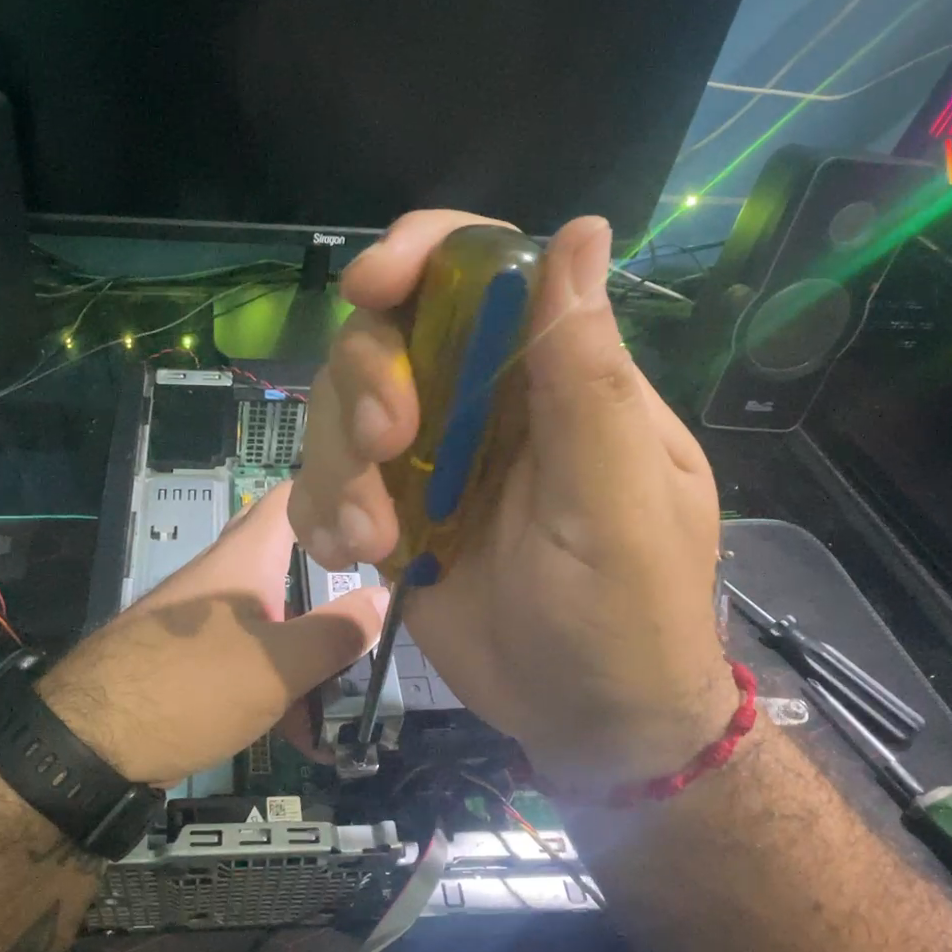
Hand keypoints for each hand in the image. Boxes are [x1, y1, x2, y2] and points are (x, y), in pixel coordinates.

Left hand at [38, 482, 387, 785]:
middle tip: (376, 621)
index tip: (385, 522)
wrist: (89, 744)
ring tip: (345, 708)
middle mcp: (223, 579)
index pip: (293, 498)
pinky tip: (304, 738)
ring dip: (312, 659)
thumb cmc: (192, 687)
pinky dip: (279, 688)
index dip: (338, 499)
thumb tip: (387, 594)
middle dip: (336, 596)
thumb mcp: (279, 664)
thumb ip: (338, 631)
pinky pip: (249, 662)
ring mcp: (205, 623)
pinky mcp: (191, 664)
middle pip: (292, 568)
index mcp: (244, 559)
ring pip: (276, 623)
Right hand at [289, 211, 732, 790]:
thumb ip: (586, 374)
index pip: (477, 273)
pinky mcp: (389, 515)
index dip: (417, 256)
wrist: (586, 720)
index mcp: (545, 377)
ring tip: (373, 541)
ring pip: (339, 412)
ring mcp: (426, 462)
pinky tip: (352, 557)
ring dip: (339, 467)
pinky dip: (323, 512)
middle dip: (365, 382)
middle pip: (384, 336)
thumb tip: (580, 231)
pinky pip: (326, 485)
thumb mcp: (617, 495)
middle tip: (385, 446)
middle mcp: (478, 404)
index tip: (370, 286)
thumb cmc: (628, 609)